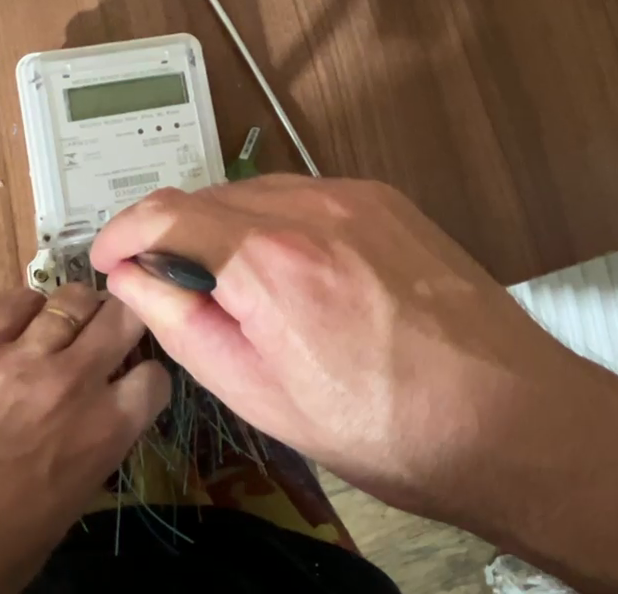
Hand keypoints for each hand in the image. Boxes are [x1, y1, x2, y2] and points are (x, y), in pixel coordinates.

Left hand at [0, 285, 169, 593]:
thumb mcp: (72, 501)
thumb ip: (98, 443)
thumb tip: (105, 411)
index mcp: (105, 430)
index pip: (155, 374)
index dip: (145, 375)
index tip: (132, 378)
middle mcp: (73, 382)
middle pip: (123, 316)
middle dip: (123, 322)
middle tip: (108, 331)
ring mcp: (22, 358)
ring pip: (72, 298)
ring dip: (78, 309)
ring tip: (66, 322)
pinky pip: (14, 301)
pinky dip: (25, 306)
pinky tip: (22, 321)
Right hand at [89, 175, 596, 530]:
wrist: (508, 415)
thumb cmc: (381, 426)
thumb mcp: (259, 394)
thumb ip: (182, 324)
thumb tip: (133, 280)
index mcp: (268, 260)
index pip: (164, 214)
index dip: (122, 233)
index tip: (109, 261)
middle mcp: (307, 206)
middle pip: (206, 196)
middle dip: (169, 233)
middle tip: (164, 282)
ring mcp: (351, 194)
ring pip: (253, 190)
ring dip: (221, 224)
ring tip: (228, 280)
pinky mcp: (384, 197)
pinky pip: (302, 194)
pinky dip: (272, 219)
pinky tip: (289, 267)